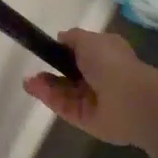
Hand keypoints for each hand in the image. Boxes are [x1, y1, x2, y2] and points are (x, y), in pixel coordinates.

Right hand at [22, 29, 156, 146]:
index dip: (64, 52)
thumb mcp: (88, 39)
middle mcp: (99, 78)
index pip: (82, 54)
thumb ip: (72, 38)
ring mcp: (92, 100)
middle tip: (34, 65)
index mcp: (105, 56)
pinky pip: (63, 106)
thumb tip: (60, 39)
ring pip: (64, 91)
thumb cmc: (110, 61)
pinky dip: (48, 97)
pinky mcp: (84, 119)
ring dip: (46, 84)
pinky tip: (32, 87)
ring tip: (28, 79)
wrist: (129, 99)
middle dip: (52, 70)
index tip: (47, 48)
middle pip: (70, 74)